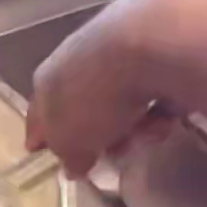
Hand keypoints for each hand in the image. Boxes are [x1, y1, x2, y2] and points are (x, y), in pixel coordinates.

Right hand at [27, 0, 206, 174]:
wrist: (150, 40)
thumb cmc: (94, 98)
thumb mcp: (71, 143)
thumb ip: (69, 157)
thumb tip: (73, 166)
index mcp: (46, 83)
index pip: (38, 118)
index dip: (43, 140)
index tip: (49, 157)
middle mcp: (76, 60)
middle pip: (85, 111)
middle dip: (102, 138)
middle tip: (115, 154)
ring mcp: (116, 49)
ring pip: (122, 103)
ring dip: (135, 127)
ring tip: (149, 133)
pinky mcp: (157, 44)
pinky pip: (153, 89)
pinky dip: (159, 107)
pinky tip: (169, 114)